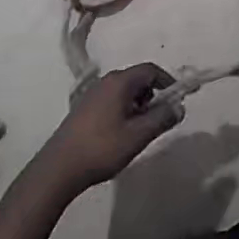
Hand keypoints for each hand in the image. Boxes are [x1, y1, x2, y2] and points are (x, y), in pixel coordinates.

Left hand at [31, 64, 182, 195]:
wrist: (59, 168)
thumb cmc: (102, 148)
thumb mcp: (139, 135)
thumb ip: (162, 118)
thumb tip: (179, 107)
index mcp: (119, 82)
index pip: (151, 70)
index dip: (168, 82)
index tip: (178, 100)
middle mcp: (105, 82)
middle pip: (138, 79)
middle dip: (153, 96)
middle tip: (159, 119)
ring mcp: (92, 94)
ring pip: (125, 91)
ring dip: (139, 105)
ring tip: (140, 130)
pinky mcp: (84, 108)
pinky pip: (112, 100)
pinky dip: (124, 110)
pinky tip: (121, 134)